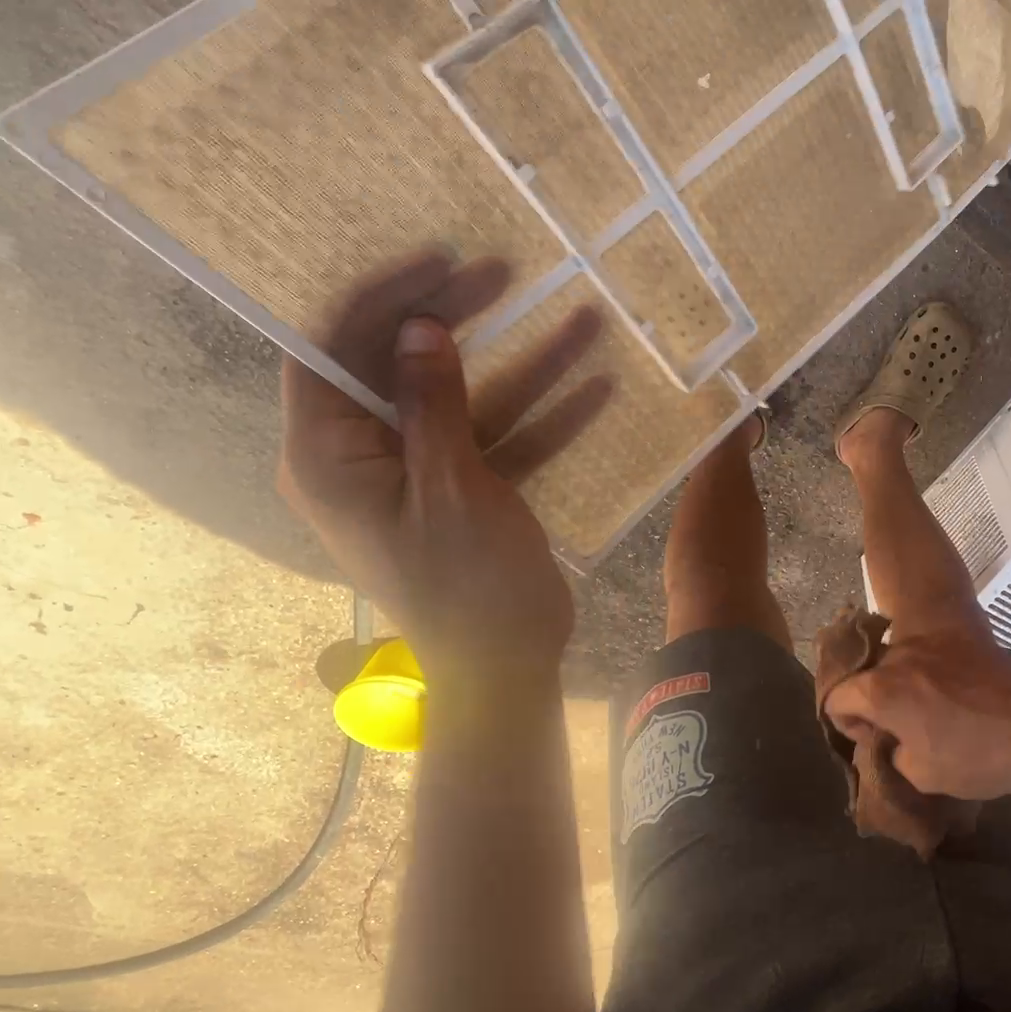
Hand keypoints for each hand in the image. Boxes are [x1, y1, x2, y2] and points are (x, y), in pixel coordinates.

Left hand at [279, 252, 612, 679]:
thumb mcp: (451, 488)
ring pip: (470, 401)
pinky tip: (598, 389)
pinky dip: (548, 418)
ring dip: (527, 366)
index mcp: (329, 455)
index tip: (441, 262)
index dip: (382, 298)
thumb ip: (432, 404)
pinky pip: (506, 441)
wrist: (507, 666)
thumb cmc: (467, 585)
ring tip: (584, 321)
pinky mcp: (472, 492)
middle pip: (407, 366)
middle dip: (459, 320)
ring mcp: (425, 474)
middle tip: (508, 273)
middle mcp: (367, 456)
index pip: (333, 350)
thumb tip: (416, 326)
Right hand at [822, 629, 1010, 800]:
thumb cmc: (974, 756)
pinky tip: (955, 689)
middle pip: (870, 673)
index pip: (836, 698)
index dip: (847, 724)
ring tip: (929, 706)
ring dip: (906, 680)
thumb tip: (892, 741)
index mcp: (880, 690)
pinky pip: (936, 650)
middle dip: (876, 699)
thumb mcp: (921, 774)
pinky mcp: (966, 636)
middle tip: (898, 725)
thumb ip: (893, 754)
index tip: (874, 741)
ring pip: (902, 657)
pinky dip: (936, 667)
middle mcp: (900, 656)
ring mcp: (934, 640)